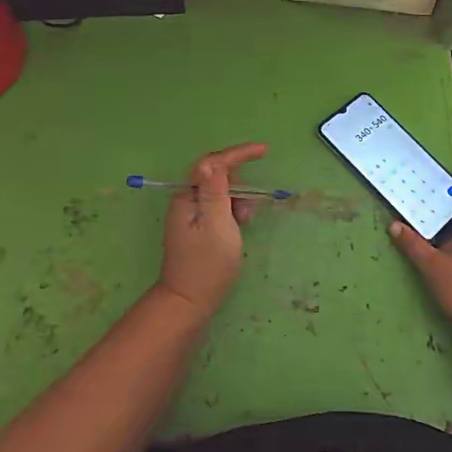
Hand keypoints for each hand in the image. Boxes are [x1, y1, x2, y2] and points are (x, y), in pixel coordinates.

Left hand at [156, 143, 267, 314]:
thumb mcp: (217, 225)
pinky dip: (233, 211)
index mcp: (188, 197)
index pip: (213, 164)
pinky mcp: (198, 227)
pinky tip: (240, 226)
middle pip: (216, 176)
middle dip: (240, 186)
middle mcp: (186, 201)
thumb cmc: (207, 264)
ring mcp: (190, 214)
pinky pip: (219, 207)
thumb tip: (211, 162)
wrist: (190, 301)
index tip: (265, 150)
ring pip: (220, 193)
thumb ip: (215, 192)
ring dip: (238, 201)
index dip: (238, 154)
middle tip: (251, 209)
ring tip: (246, 222)